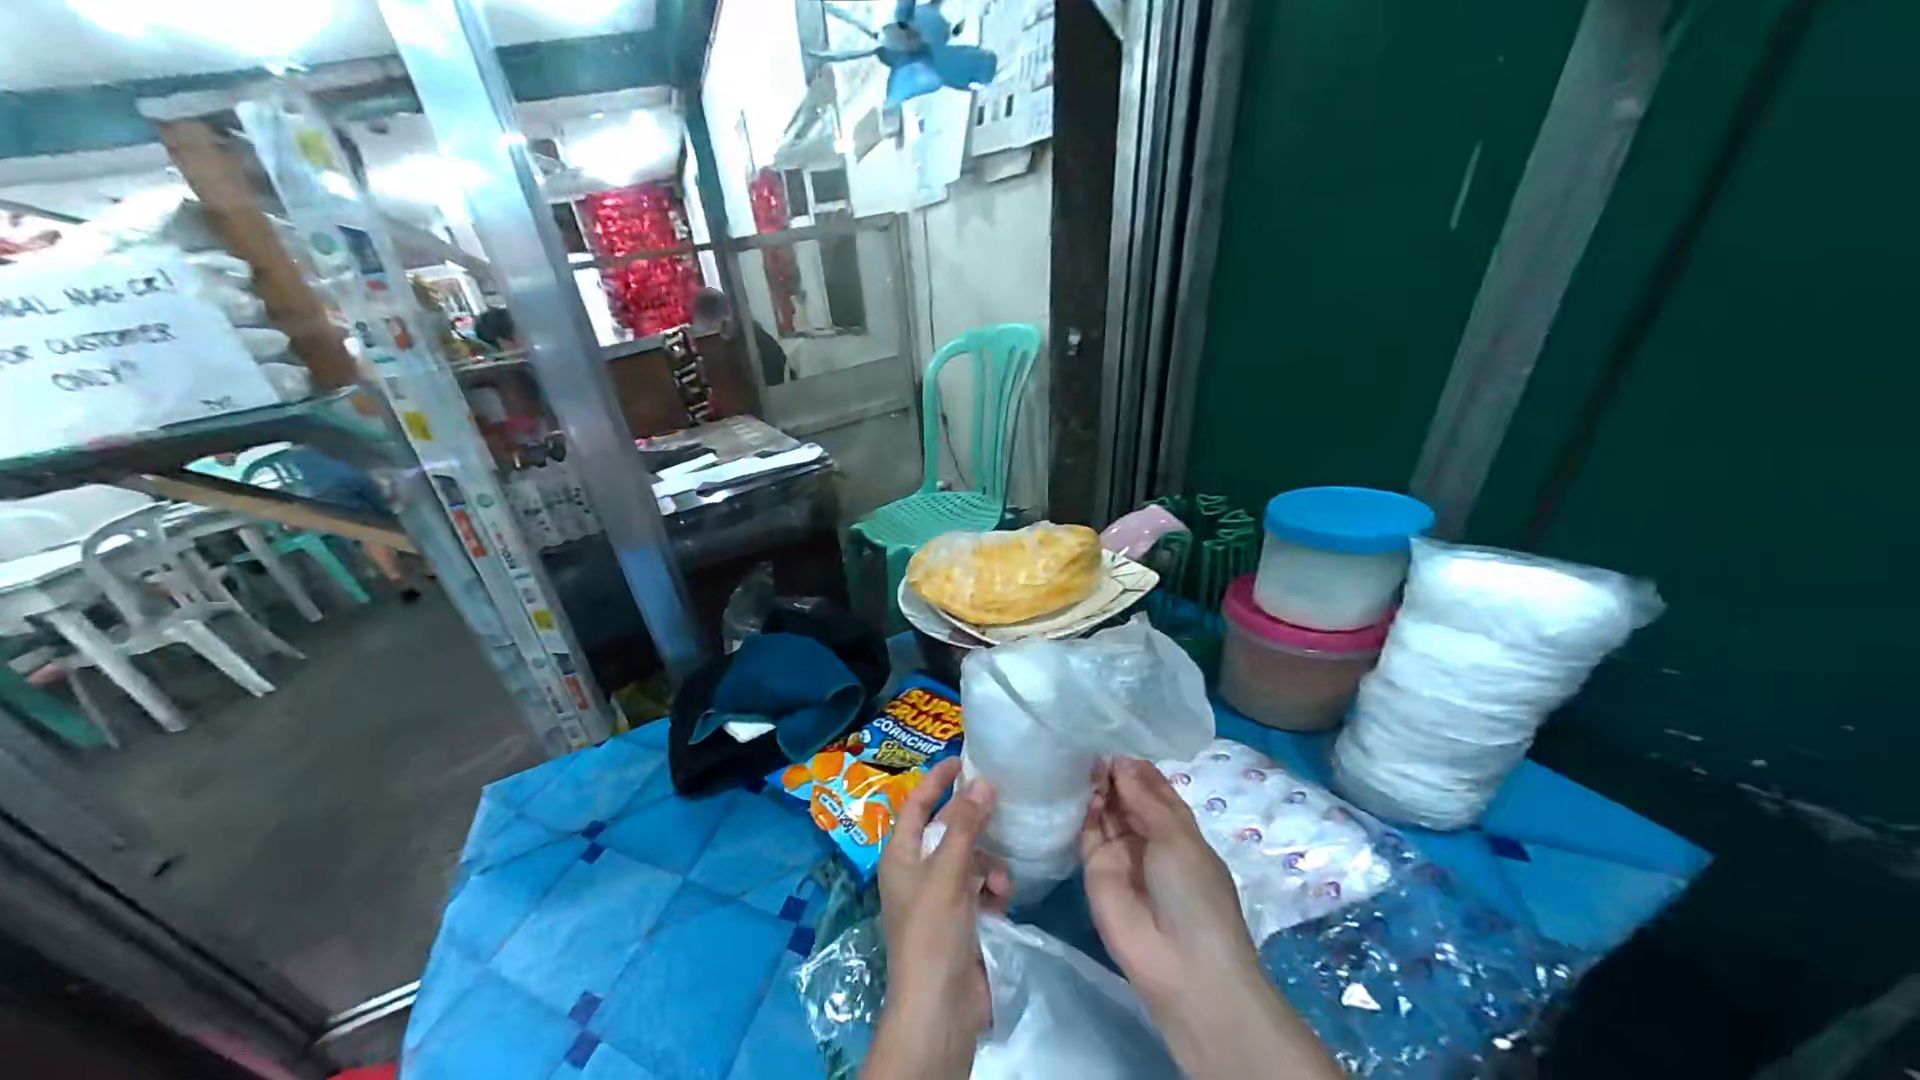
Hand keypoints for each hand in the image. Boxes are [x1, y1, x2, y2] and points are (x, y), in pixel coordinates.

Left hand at [864, 759, 1010, 1079]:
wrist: (941, 1008)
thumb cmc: (933, 932)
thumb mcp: (948, 872)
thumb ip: (965, 825)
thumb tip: (983, 781)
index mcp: (901, 856)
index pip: (916, 805)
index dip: (936, 780)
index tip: (961, 759)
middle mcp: (917, 871)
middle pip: (948, 830)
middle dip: (973, 824)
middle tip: (999, 802)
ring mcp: (940, 896)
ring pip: (970, 859)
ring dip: (989, 863)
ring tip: (999, 880)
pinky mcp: (962, 919)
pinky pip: (981, 887)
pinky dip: (993, 889)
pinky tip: (1002, 901)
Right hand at [1082, 757, 1342, 1079]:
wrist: (1180, 962)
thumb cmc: (1194, 892)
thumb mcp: (1178, 837)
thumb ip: (1144, 798)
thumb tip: (1120, 761)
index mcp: (1178, 830)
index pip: (1155, 790)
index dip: (1138, 769)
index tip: (1116, 743)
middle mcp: (1148, 838)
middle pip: (1127, 798)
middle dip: (1114, 774)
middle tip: (1093, 750)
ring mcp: (1121, 855)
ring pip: (1106, 812)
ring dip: (1099, 789)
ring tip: (1087, 765)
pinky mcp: (1095, 870)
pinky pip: (1088, 834)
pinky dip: (1086, 813)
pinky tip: (1086, 794)